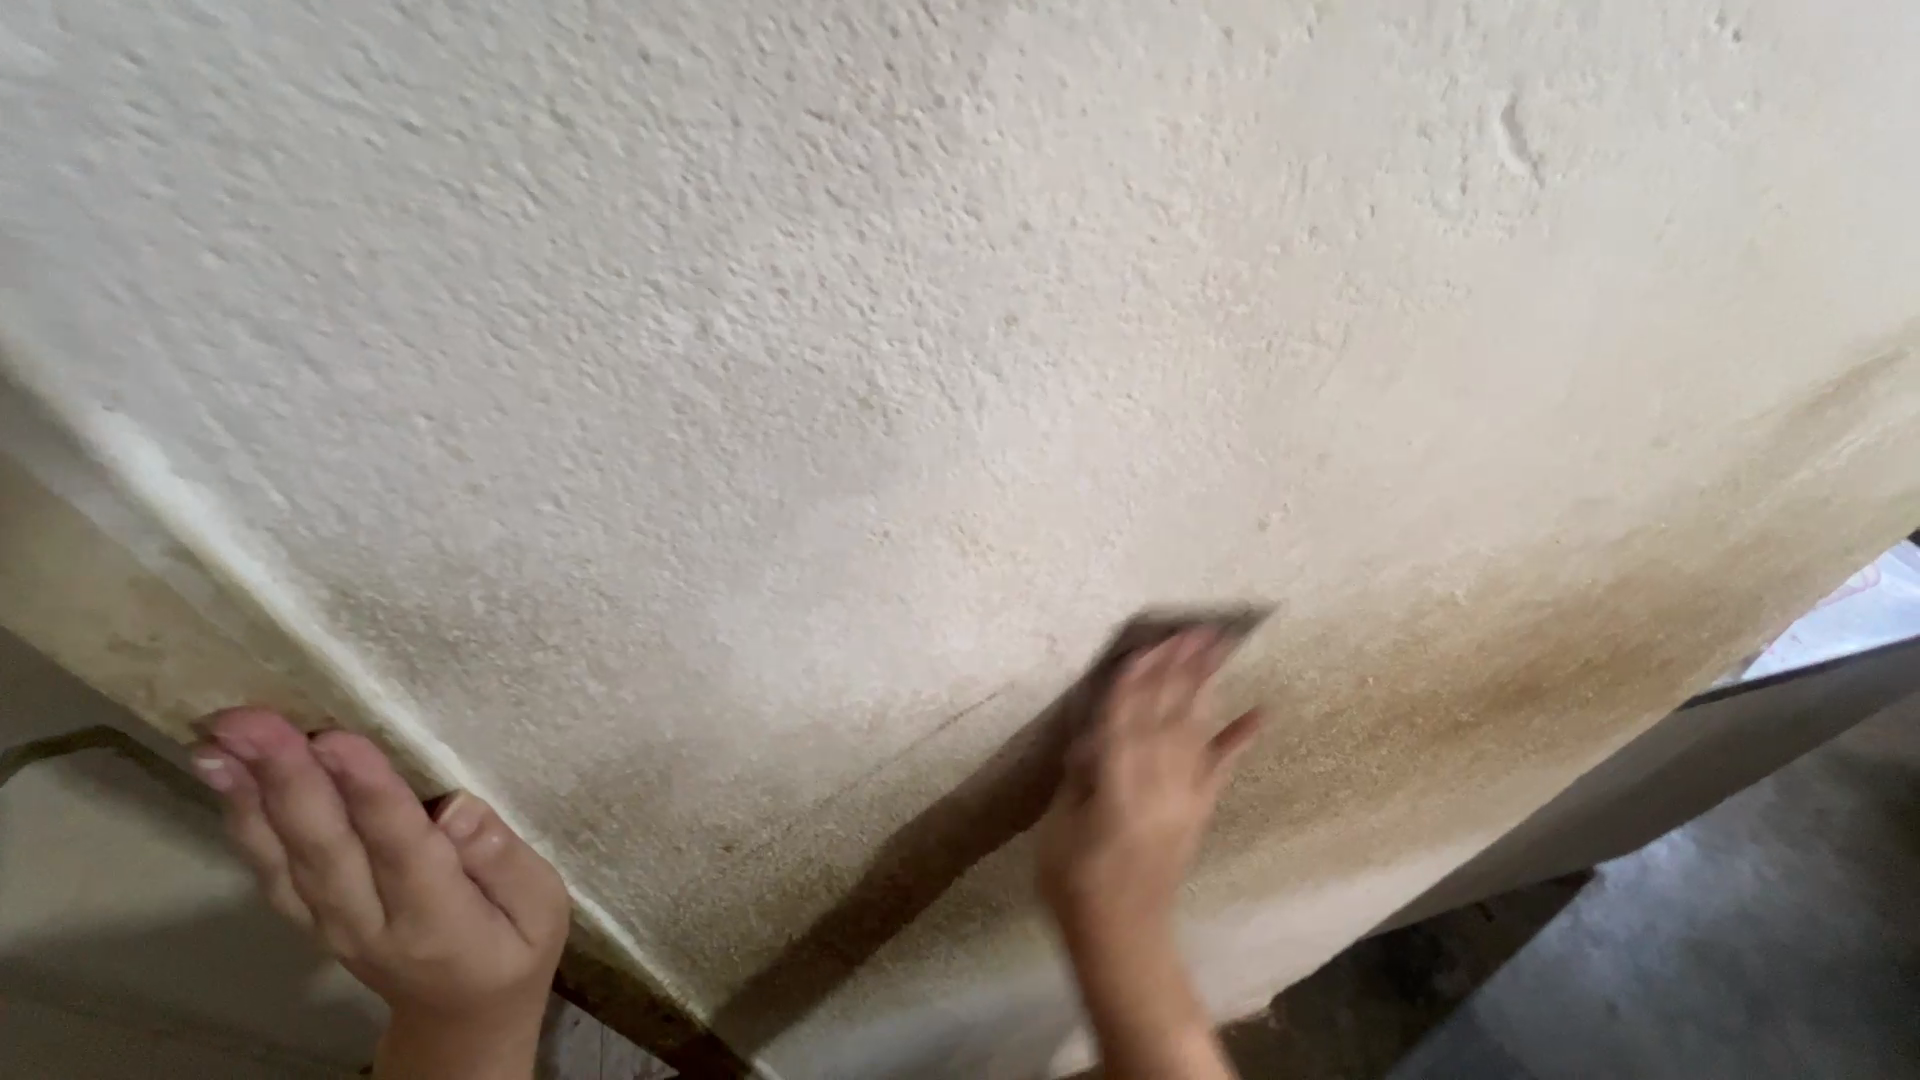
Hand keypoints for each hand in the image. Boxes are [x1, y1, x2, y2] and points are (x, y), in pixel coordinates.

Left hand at [189, 708, 569, 1078]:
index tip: (336, 740)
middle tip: (253, 722)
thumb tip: (460, 808)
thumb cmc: (515, 949)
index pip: (400, 847)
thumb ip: (504, 858)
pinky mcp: (314, 919)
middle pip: (326, 847)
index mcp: (438, 919)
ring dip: (249, 795)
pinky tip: (229, 778)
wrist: (461, 1021)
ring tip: (220, 739)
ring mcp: (331, 925)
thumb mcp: (542, 907)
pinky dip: (245, 821)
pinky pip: (274, 869)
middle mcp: (370, 924)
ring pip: (286, 857)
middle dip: (289, 779)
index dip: (368, 793)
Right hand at [1037, 627, 1261, 944]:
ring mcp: (1185, 797)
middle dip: (1178, 669)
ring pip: (1195, 731)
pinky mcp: (1199, 809)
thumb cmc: (1075, 881)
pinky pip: (1222, 769)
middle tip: (1193, 629)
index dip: (1136, 681)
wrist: (1123, 935)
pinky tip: (1260, 711)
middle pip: (1167, 716)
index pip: (1126, 720)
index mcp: (1117, 788)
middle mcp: (1158, 786)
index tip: (1147, 643)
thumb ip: (1081, 778)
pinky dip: (1240, 738)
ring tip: (1216, 648)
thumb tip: (1094, 738)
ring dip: (1205, 686)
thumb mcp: (1061, 827)